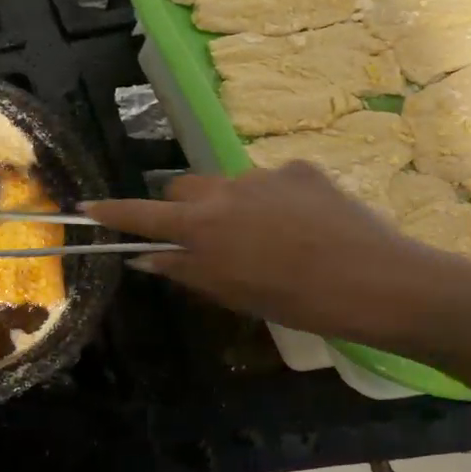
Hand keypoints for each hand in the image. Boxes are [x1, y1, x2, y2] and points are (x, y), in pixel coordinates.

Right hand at [81, 162, 470, 349]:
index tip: (85, 207)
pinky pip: (271, 182)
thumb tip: (145, 256)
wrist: (385, 284)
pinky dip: (274, 200)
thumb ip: (184, 270)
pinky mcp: (302, 171)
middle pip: (183, 191)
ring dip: (232, 207)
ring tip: (269, 240)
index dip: (111, 212)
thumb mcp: (233, 293)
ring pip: (228, 187)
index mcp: (201, 226)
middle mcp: (223, 191)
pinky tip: (303, 226)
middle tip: (204, 241)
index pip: (141, 214)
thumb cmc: (299, 300)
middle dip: (183, 210)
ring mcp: (264, 176)